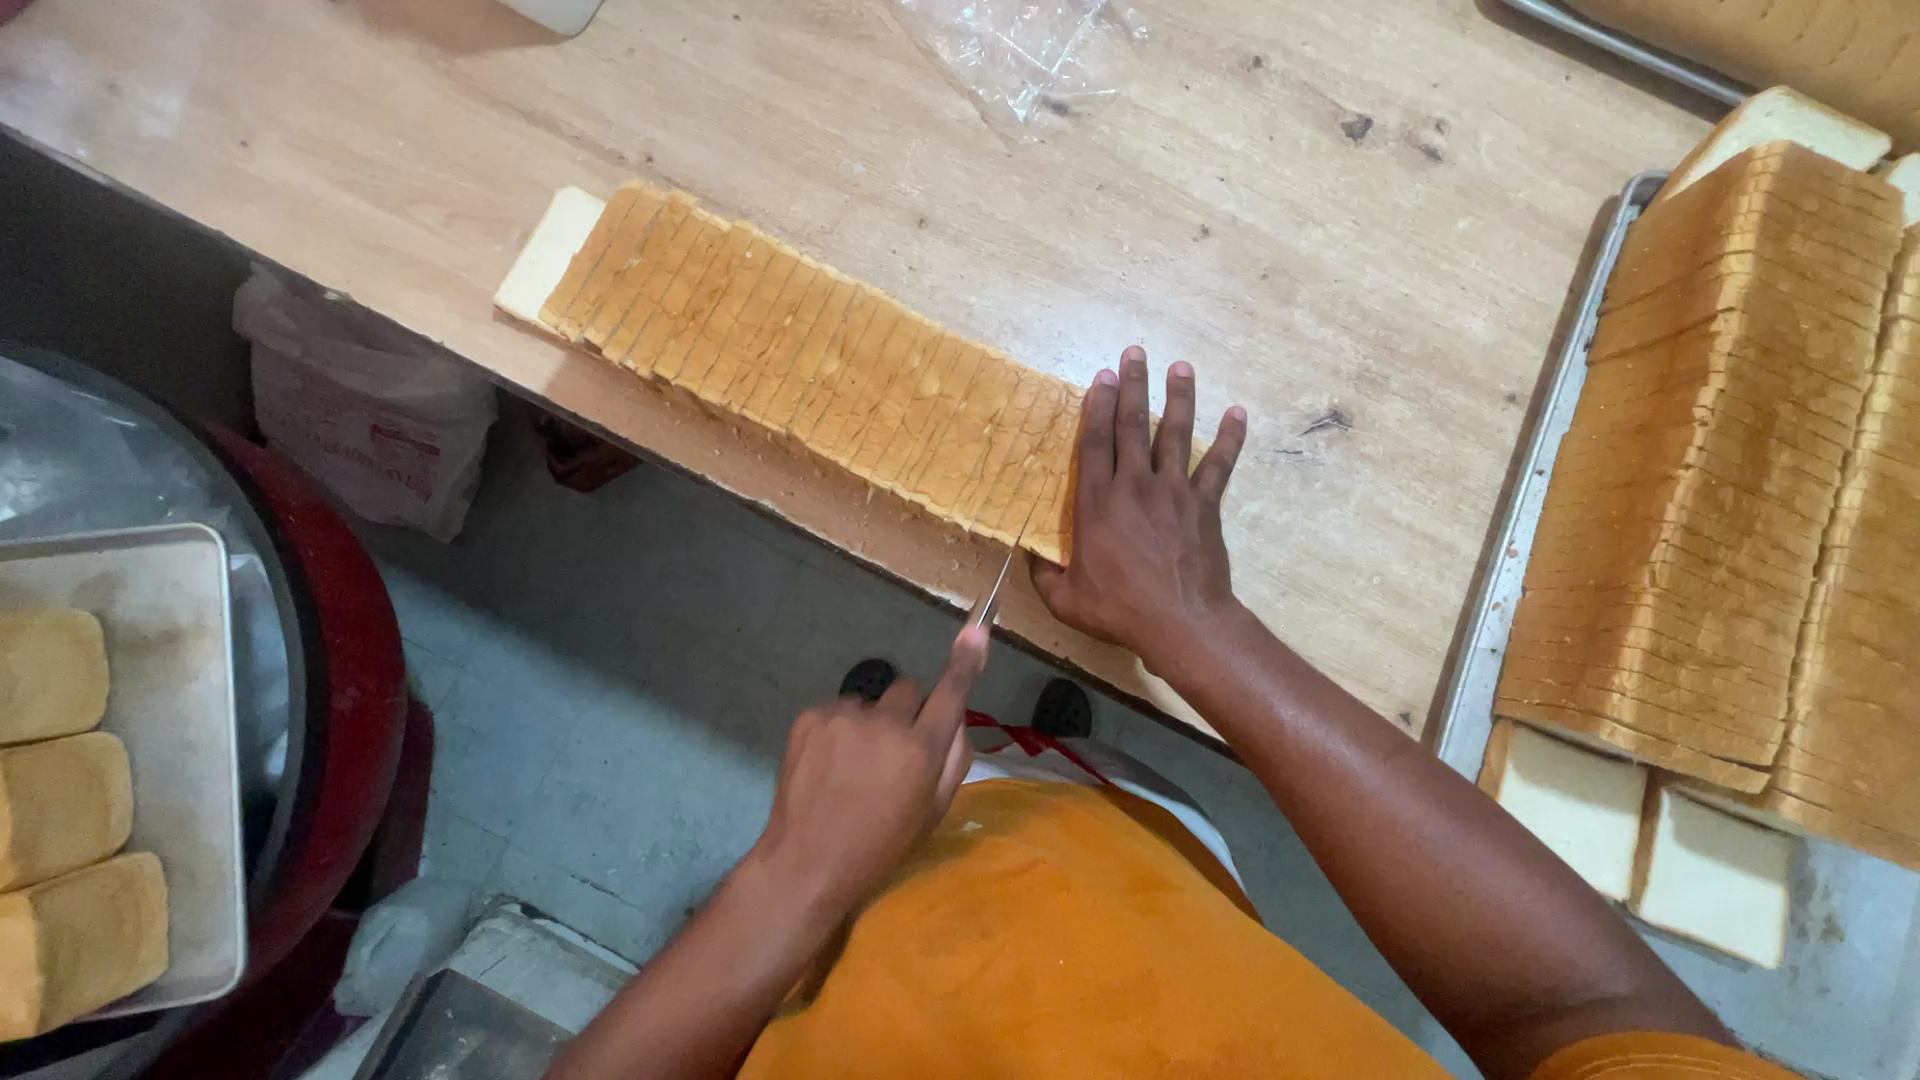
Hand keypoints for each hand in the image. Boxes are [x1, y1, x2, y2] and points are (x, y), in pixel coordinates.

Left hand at [747, 625, 988, 920]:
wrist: (807, 862)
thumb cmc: (880, 845)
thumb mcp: (934, 812)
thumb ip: (954, 759)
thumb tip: (957, 718)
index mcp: (921, 750)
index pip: (951, 694)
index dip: (965, 661)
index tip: (977, 629)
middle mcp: (885, 723)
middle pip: (908, 690)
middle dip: (907, 712)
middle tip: (891, 752)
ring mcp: (844, 716)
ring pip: (870, 703)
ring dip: (869, 724)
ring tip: (851, 767)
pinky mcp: (810, 717)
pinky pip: (837, 711)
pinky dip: (837, 731)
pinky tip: (828, 764)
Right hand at [1032, 345, 1248, 672]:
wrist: (1181, 622)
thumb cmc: (1119, 610)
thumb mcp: (1065, 600)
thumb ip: (1045, 575)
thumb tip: (1028, 556)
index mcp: (1098, 504)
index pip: (1094, 443)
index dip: (1095, 407)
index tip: (1101, 377)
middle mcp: (1134, 486)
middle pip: (1132, 426)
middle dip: (1133, 386)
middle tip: (1135, 353)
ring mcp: (1174, 492)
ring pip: (1175, 434)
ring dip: (1178, 398)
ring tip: (1181, 367)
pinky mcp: (1204, 505)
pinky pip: (1219, 466)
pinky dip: (1229, 439)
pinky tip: (1238, 413)